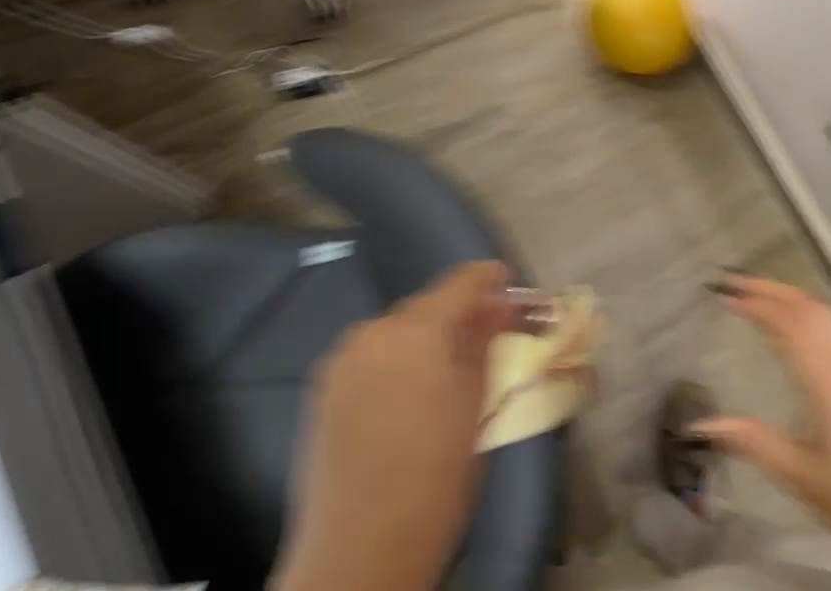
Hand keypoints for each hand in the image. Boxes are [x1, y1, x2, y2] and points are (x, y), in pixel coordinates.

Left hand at [273, 260, 512, 590]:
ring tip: (447, 375)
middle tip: (486, 339)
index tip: (509, 285)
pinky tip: (410, 398)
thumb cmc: (436, 476)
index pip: (460, 283)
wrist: (359, 550)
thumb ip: (484, 346)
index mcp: (415, 332)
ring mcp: (340, 362)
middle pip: (425, 308)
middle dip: (456, 317)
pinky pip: (370, 360)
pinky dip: (395, 365)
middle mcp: (372, 333)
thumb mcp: (475, 406)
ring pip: (395, 335)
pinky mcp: (321, 392)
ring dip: (423, 342)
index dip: (488, 279)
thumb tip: (495, 308)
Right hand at [699, 275, 830, 590]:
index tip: (723, 291)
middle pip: (808, 308)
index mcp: (827, 381)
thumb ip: (751, 442)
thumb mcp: (799, 475)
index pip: (787, 323)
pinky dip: (814, 312)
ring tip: (762, 294)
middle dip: (770, 289)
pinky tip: (804, 326)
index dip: (754, 301)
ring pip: (828, 314)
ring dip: (793, 297)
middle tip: (734, 282)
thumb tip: (702, 424)